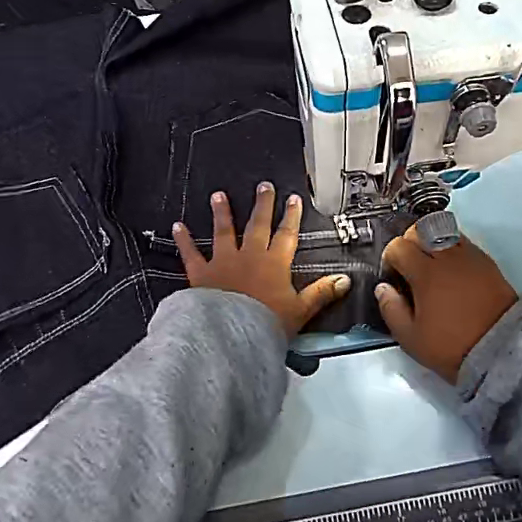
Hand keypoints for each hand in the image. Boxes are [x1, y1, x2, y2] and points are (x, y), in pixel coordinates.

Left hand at [173, 182, 349, 335]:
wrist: (231, 335)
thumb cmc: (265, 325)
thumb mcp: (301, 311)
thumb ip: (321, 293)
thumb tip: (344, 281)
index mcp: (274, 264)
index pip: (286, 235)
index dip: (291, 216)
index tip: (293, 200)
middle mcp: (249, 257)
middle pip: (258, 225)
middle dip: (262, 205)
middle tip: (263, 187)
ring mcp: (223, 262)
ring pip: (224, 232)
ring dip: (222, 213)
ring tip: (219, 196)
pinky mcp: (201, 274)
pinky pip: (191, 254)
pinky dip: (184, 240)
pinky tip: (178, 227)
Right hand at [376, 227, 517, 382]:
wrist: (502, 350)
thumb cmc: (454, 346)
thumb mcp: (411, 338)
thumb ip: (391, 309)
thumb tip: (383, 289)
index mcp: (426, 274)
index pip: (398, 246)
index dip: (389, 259)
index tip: (392, 277)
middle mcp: (448, 258)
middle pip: (420, 230)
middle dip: (408, 243)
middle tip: (408, 266)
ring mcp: (470, 257)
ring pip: (442, 231)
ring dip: (431, 242)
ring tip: (430, 266)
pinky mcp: (487, 262)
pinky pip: (463, 242)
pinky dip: (451, 249)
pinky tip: (451, 271)